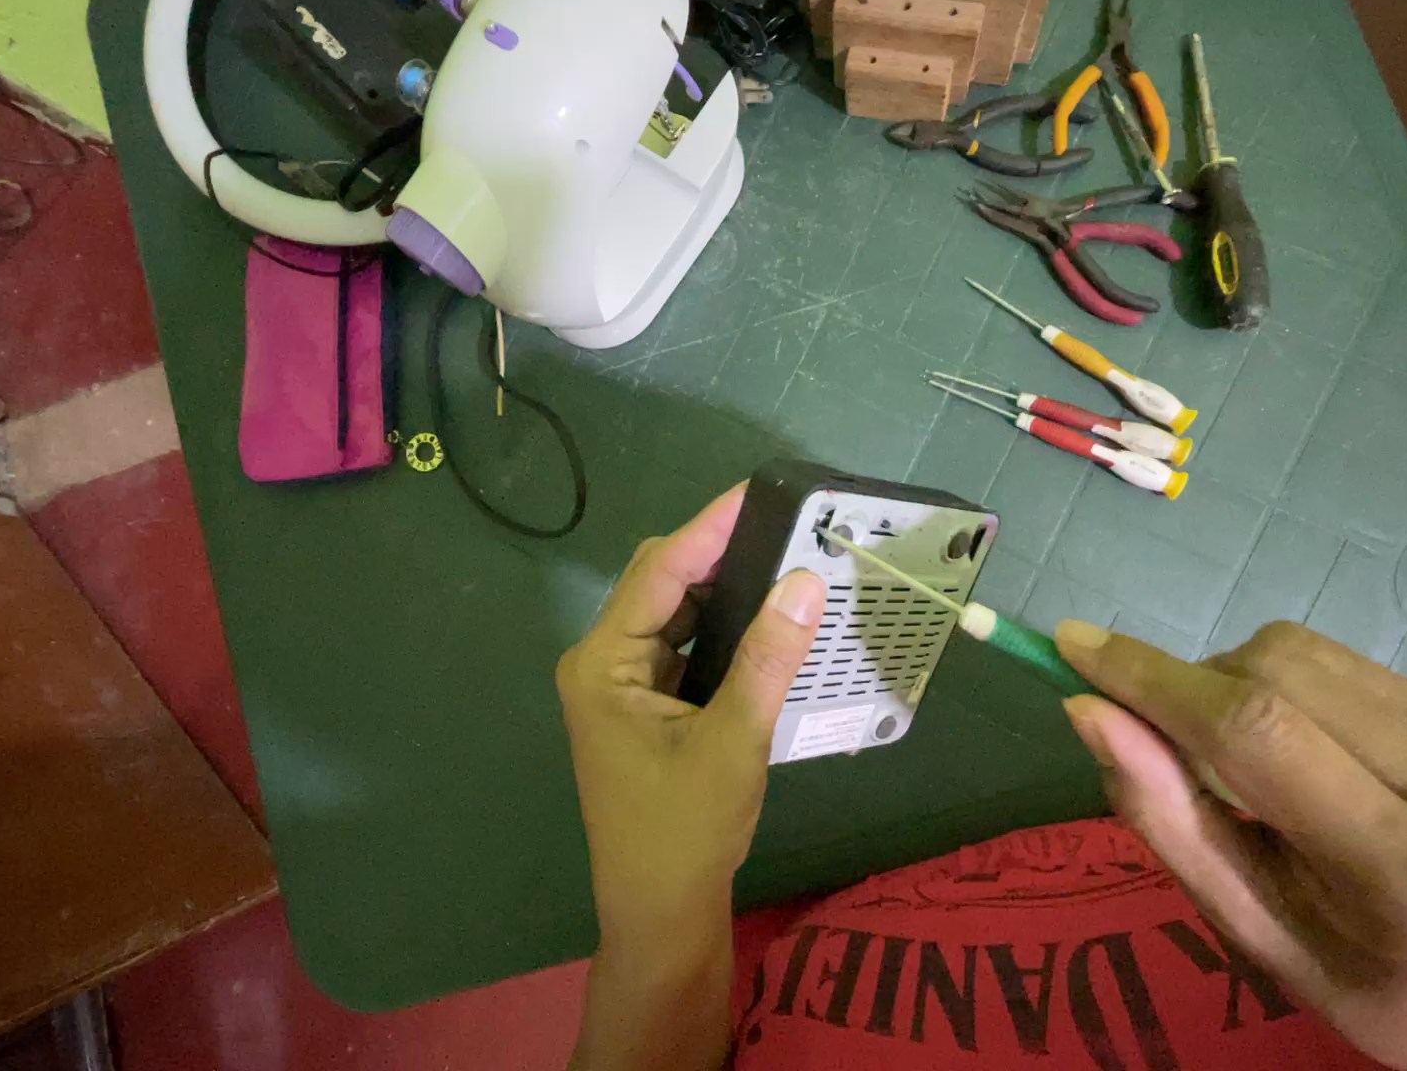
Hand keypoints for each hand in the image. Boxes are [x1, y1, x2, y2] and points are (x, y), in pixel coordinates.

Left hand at [557, 485, 826, 944]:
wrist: (661, 910)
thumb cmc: (685, 829)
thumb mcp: (734, 739)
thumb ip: (768, 658)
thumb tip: (804, 581)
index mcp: (603, 663)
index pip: (658, 573)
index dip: (708, 529)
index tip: (756, 495)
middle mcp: (602, 662)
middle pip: (659, 584)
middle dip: (714, 553)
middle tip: (777, 528)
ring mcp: (621, 684)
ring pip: (670, 612)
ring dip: (717, 588)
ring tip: (775, 560)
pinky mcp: (643, 703)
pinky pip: (680, 644)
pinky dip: (715, 626)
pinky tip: (757, 616)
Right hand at [1055, 620, 1406, 1070]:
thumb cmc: (1360, 979)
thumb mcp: (1245, 925)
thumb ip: (1163, 815)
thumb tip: (1087, 708)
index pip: (1257, 735)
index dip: (1152, 678)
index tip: (1071, 644)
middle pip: (1282, 676)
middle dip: (1192, 686)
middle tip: (1171, 740)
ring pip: (1311, 655)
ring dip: (1239, 682)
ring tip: (1249, 756)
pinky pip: (1352, 665)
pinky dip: (1294, 689)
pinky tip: (1314, 749)